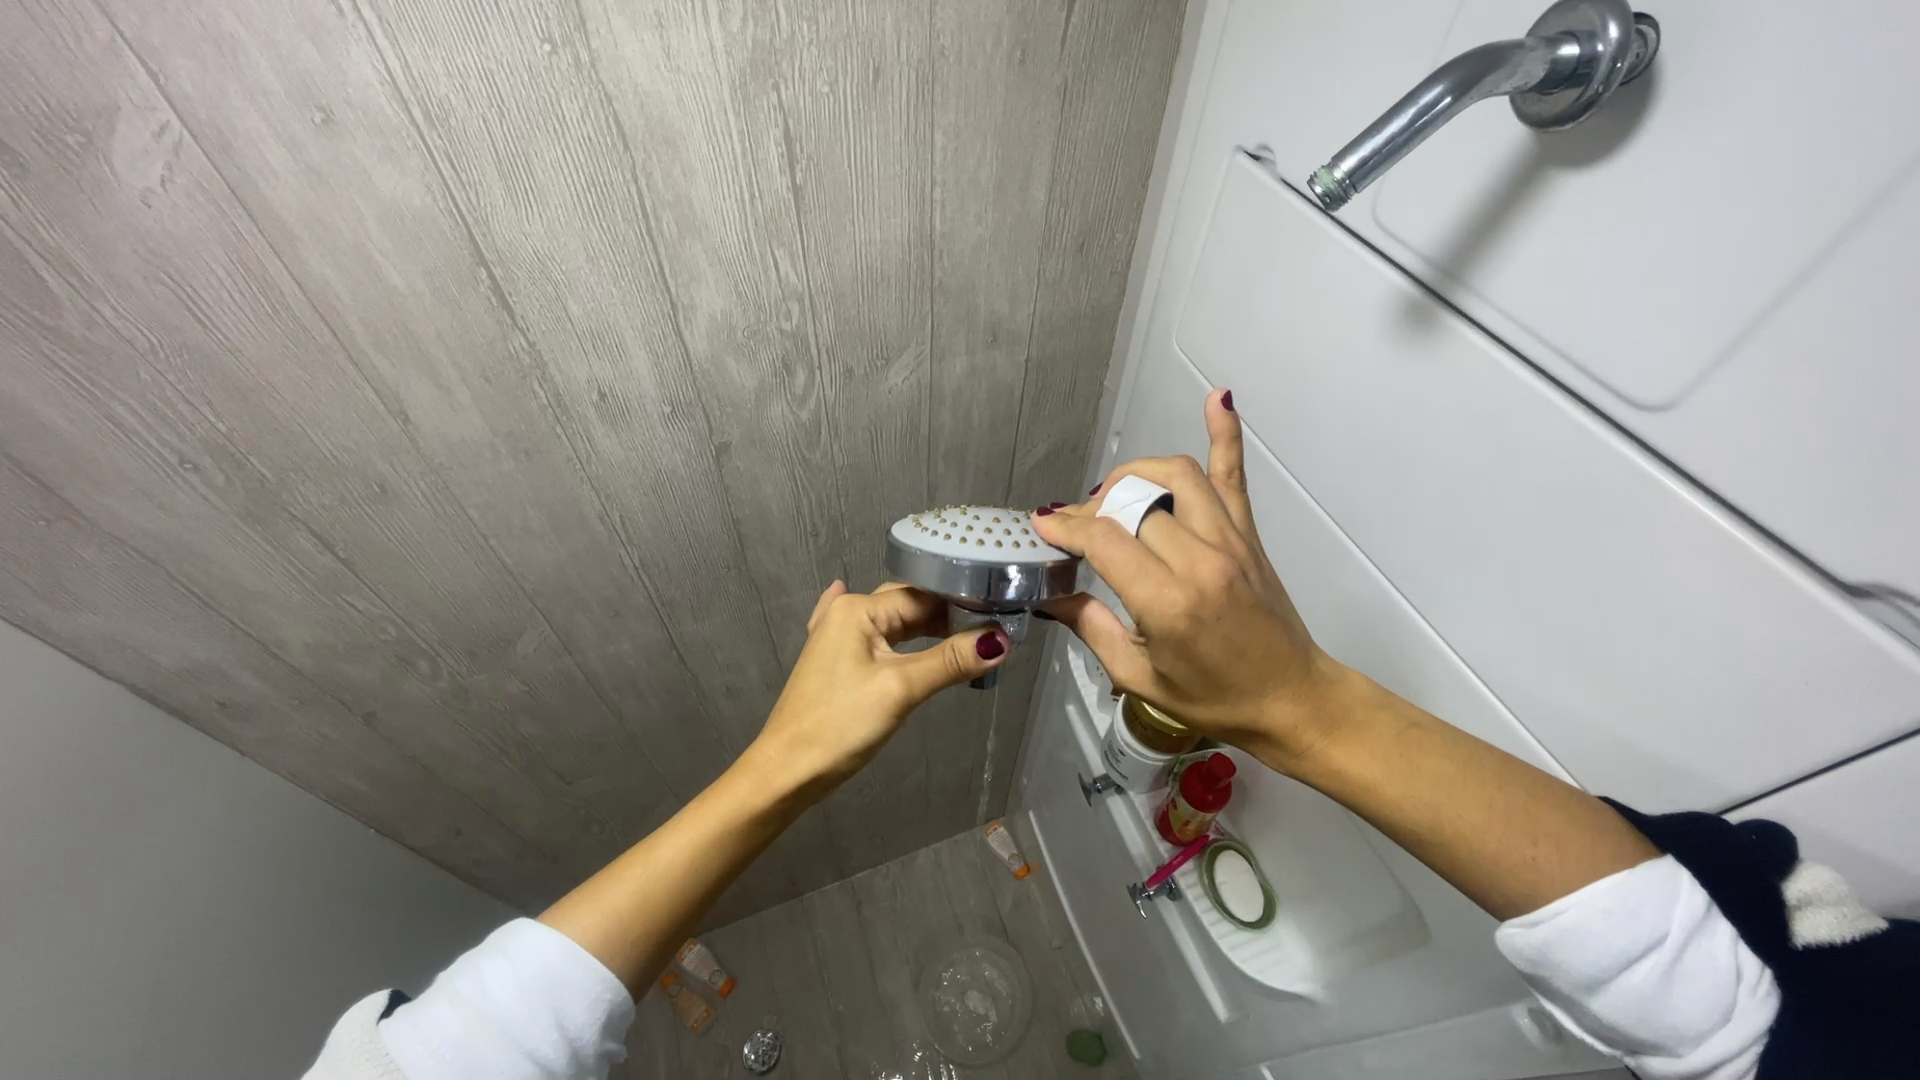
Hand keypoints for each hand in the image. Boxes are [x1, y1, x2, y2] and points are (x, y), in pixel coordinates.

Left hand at [744, 581, 1008, 798]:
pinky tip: (894, 621)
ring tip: (971, 637)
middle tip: (998, 630)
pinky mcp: (834, 663)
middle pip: (911, 606)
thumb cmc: (840, 725)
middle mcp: (847, 612)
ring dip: (929, 630)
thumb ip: (951, 661)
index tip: (1005, 615)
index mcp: (859, 609)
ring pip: (896, 624)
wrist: (785, 771)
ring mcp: (836, 637)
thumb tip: (1003, 640)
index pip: (925, 595)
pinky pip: (873, 637)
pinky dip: (896, 634)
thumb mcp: (900, 689)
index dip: (965, 604)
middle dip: (951, 616)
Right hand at [1031, 390, 1349, 769]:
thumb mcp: (1139, 677)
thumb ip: (1091, 628)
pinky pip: (1234, 474)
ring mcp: (1230, 539)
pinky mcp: (1249, 533)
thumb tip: (1048, 594)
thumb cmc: (1214, 699)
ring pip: (1174, 476)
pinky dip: (1225, 432)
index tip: (1042, 525)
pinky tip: (1217, 397)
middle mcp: (1200, 560)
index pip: (1105, 540)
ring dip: (1134, 475)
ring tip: (1114, 493)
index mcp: (1168, 602)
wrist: (1292, 698)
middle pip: (1132, 505)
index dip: (1066, 526)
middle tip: (1075, 527)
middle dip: (1092, 509)